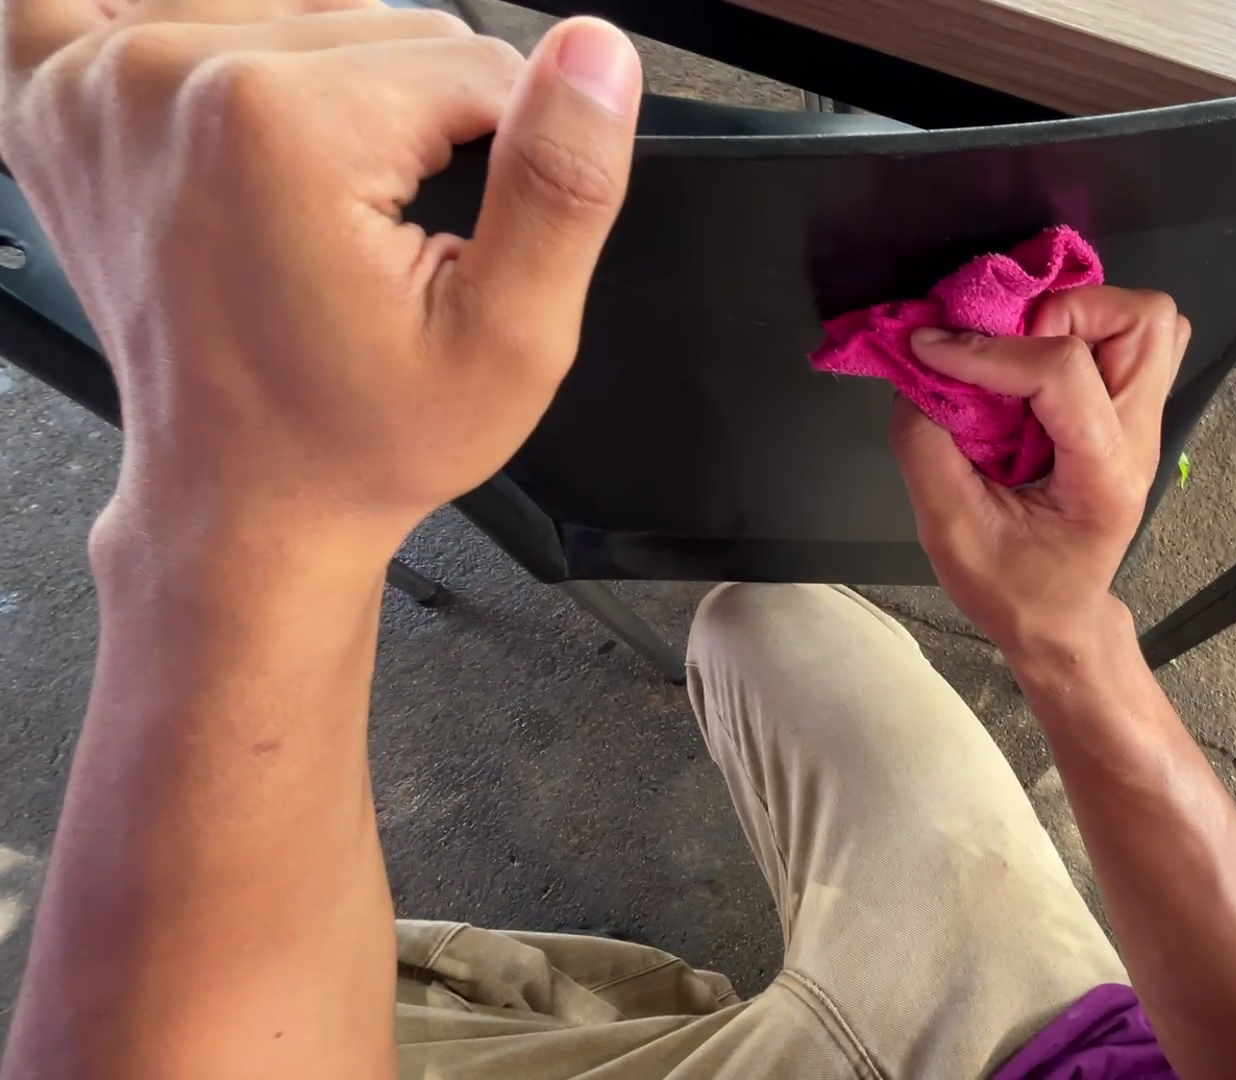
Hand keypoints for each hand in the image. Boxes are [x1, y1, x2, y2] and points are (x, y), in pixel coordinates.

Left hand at [0, 0, 641, 573]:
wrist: (256, 490)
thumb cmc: (377, 432)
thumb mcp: (516, 335)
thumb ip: (560, 187)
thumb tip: (599, 57)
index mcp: (288, 126)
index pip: (481, 61)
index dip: (521, 157)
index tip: (492, 239)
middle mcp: (164, 69)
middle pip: (396, 29)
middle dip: (443, 130)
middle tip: (425, 242)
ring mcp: (90, 72)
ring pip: (313, 12)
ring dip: (365, 97)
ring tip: (355, 207)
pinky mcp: (56, 86)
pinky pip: (174, 6)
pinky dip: (250, 60)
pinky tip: (267, 137)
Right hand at [889, 286, 1189, 666]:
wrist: (1058, 618)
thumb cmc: (1013, 590)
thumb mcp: (950, 532)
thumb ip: (923, 450)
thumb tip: (913, 376)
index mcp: (1102, 476)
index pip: (1063, 373)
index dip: (987, 350)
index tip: (929, 349)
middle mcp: (1139, 440)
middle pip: (1142, 321)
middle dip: (1061, 310)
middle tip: (1002, 341)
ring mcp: (1143, 426)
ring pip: (1150, 322)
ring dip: (1080, 313)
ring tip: (1021, 344)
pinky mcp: (1129, 417)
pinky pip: (1132, 342)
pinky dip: (1087, 327)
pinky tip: (1036, 357)